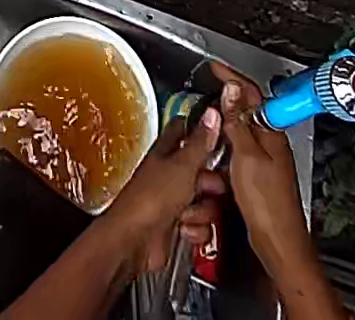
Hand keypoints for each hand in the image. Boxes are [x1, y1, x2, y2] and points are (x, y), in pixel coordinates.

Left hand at [101, 105, 226, 273]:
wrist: (135, 241)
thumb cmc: (151, 197)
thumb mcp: (182, 166)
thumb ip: (200, 142)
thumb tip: (212, 113)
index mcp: (167, 151)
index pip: (186, 130)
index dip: (203, 132)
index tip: (220, 139)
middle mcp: (171, 173)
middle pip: (204, 171)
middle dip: (211, 185)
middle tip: (208, 189)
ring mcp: (174, 200)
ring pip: (206, 200)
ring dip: (202, 212)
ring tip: (188, 213)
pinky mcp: (178, 225)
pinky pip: (201, 225)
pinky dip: (195, 230)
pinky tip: (184, 229)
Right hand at [210, 61, 313, 278]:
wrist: (279, 244)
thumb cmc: (267, 205)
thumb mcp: (245, 156)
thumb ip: (236, 122)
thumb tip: (230, 90)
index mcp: (270, 133)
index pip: (251, 94)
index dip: (232, 78)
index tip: (216, 67)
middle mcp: (270, 142)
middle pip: (249, 109)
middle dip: (229, 95)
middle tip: (211, 86)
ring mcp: (265, 158)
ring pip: (243, 128)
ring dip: (227, 119)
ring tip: (210, 115)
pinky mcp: (258, 173)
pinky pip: (240, 147)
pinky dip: (226, 141)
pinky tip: (216, 148)